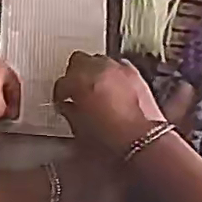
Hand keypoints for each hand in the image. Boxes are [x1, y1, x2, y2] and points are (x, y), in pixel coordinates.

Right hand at [52, 52, 170, 152]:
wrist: (142, 141)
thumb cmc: (113, 138)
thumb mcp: (80, 129)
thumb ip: (70, 112)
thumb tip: (68, 107)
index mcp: (79, 82)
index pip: (62, 82)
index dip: (60, 94)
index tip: (62, 101)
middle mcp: (98, 70)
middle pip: (78, 60)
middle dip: (74, 73)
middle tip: (74, 87)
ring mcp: (118, 70)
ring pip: (98, 60)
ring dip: (93, 70)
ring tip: (93, 86)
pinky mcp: (135, 74)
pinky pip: (118, 66)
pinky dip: (113, 73)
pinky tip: (112, 85)